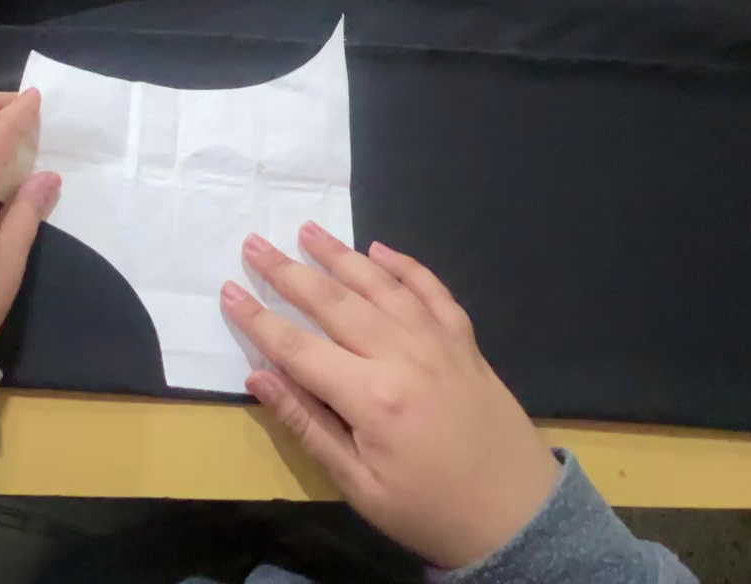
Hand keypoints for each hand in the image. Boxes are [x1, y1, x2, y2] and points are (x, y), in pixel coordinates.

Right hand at [221, 223, 558, 569]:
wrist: (523, 521)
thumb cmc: (430, 511)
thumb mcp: (360, 486)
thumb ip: (307, 426)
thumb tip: (257, 378)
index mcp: (371, 397)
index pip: (297, 347)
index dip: (257, 319)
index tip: (228, 290)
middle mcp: (402, 356)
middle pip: (333, 301)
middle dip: (287, 270)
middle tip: (254, 243)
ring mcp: (437, 342)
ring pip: (379, 284)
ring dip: (339, 254)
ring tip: (307, 230)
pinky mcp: (464, 341)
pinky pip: (432, 291)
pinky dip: (406, 266)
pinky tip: (380, 248)